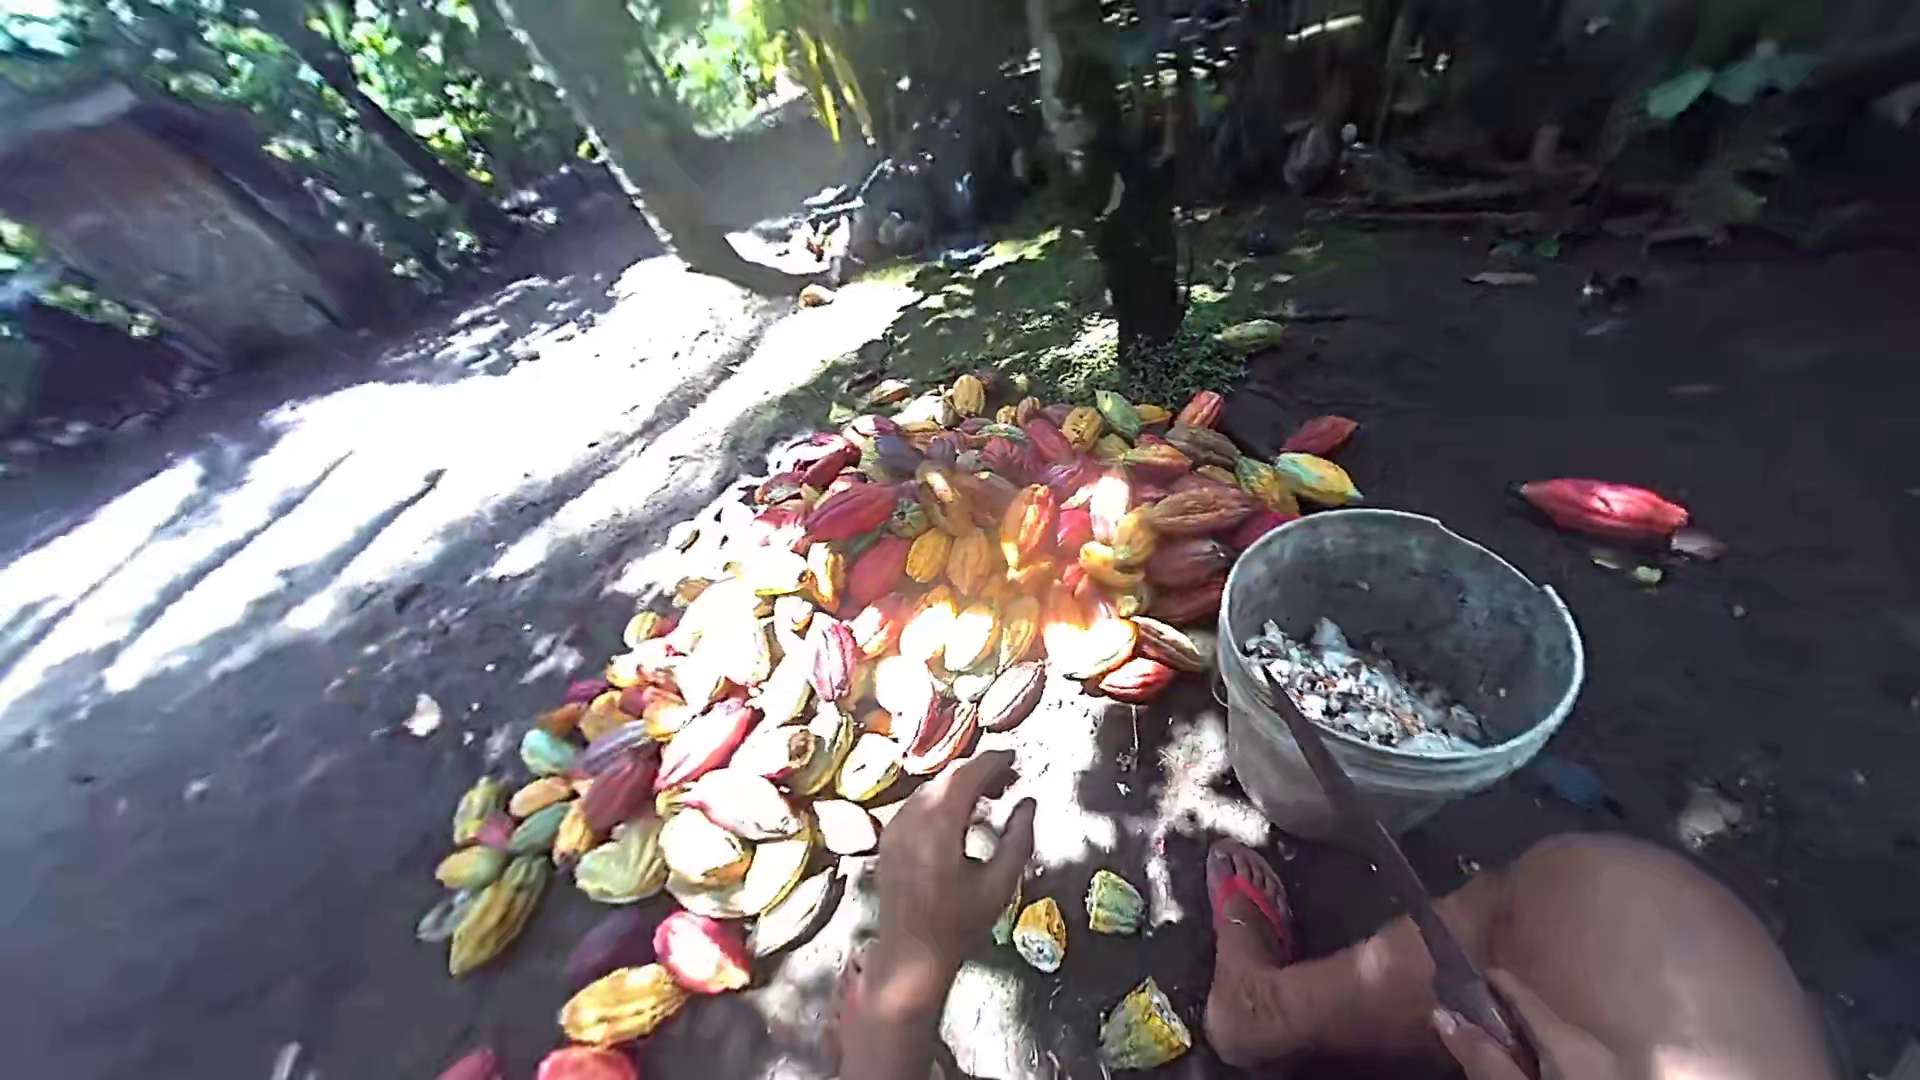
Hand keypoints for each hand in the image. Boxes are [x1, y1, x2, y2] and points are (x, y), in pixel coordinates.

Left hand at [843, 752, 1034, 1079]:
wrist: (908, 957)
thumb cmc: (958, 924)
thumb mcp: (999, 886)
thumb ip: (1019, 839)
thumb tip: (1029, 802)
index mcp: (938, 826)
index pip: (966, 775)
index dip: (992, 760)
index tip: (1014, 757)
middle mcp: (912, 817)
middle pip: (949, 775)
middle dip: (981, 770)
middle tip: (1009, 779)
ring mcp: (896, 824)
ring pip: (934, 786)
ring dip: (963, 783)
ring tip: (991, 796)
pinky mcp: (889, 834)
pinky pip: (920, 801)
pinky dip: (944, 797)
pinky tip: (963, 814)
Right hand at [1431, 971, 1625, 1079]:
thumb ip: (1483, 1059)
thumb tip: (1440, 1013)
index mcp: (1568, 1038)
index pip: (1511, 987)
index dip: (1478, 987)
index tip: (1450, 995)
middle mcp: (1597, 1047)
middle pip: (1535, 1023)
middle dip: (1504, 1033)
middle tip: (1478, 1054)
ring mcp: (1623, 1072)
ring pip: (1561, 1052)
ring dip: (1531, 1060)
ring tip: (1510, 1075)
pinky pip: (1583, 1071)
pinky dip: (1556, 1074)